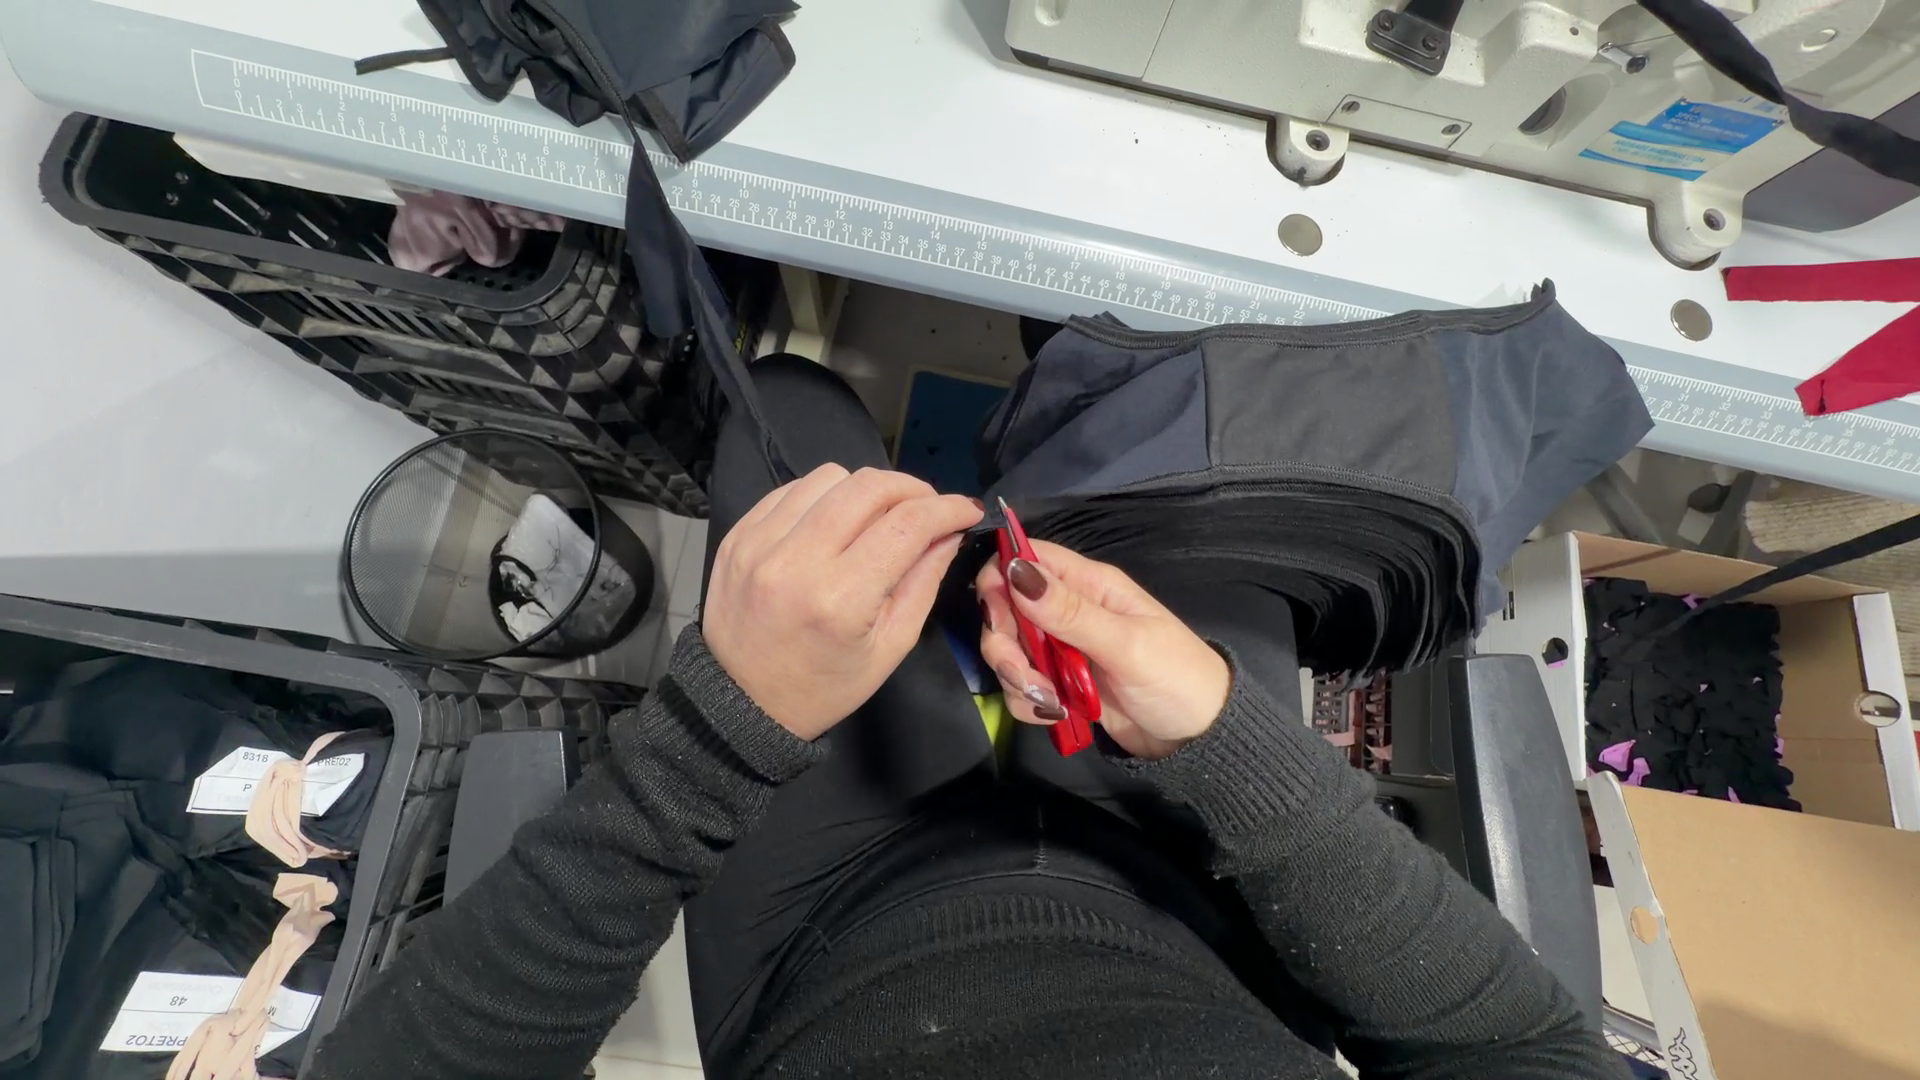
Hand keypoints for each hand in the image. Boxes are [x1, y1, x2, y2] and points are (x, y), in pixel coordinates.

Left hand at [703, 464, 983, 740]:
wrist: (739, 704)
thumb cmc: (826, 686)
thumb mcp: (891, 646)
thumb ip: (924, 580)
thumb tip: (950, 530)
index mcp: (840, 599)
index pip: (907, 524)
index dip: (947, 508)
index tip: (967, 510)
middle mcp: (796, 560)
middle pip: (868, 486)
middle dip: (913, 488)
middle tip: (929, 509)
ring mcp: (759, 542)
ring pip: (829, 477)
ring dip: (867, 489)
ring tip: (878, 517)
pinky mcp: (738, 535)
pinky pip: (792, 489)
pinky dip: (825, 496)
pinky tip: (836, 522)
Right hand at [976, 540, 1228, 759]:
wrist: (1200, 737)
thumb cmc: (1177, 678)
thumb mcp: (1126, 644)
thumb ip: (1070, 612)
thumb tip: (1015, 570)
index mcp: (1089, 584)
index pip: (1025, 557)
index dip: (1000, 579)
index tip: (999, 617)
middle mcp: (1068, 609)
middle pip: (1006, 607)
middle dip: (1004, 643)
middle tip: (1024, 675)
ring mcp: (1061, 647)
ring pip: (1009, 649)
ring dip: (1016, 678)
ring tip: (1051, 703)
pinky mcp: (1058, 682)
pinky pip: (1021, 684)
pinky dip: (1027, 701)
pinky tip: (1055, 715)